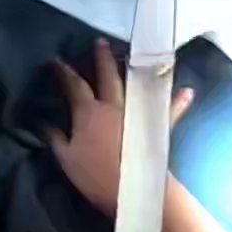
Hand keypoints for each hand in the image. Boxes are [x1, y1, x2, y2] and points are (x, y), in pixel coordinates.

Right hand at [46, 38, 192, 215]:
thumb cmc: (94, 175)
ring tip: (132, 55)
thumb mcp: (66, 158)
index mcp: (88, 112)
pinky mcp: (154, 127)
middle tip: (99, 42)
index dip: (62, 72)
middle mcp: (113, 106)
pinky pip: (168, 111)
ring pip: (134, 85)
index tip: (54, 61)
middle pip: (107, 75)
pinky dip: (177, 101)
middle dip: (101, 58)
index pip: (73, 85)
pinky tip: (187, 91)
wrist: (132, 190)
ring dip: (132, 69)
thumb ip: (54, 138)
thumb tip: (43, 123)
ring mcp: (136, 114)